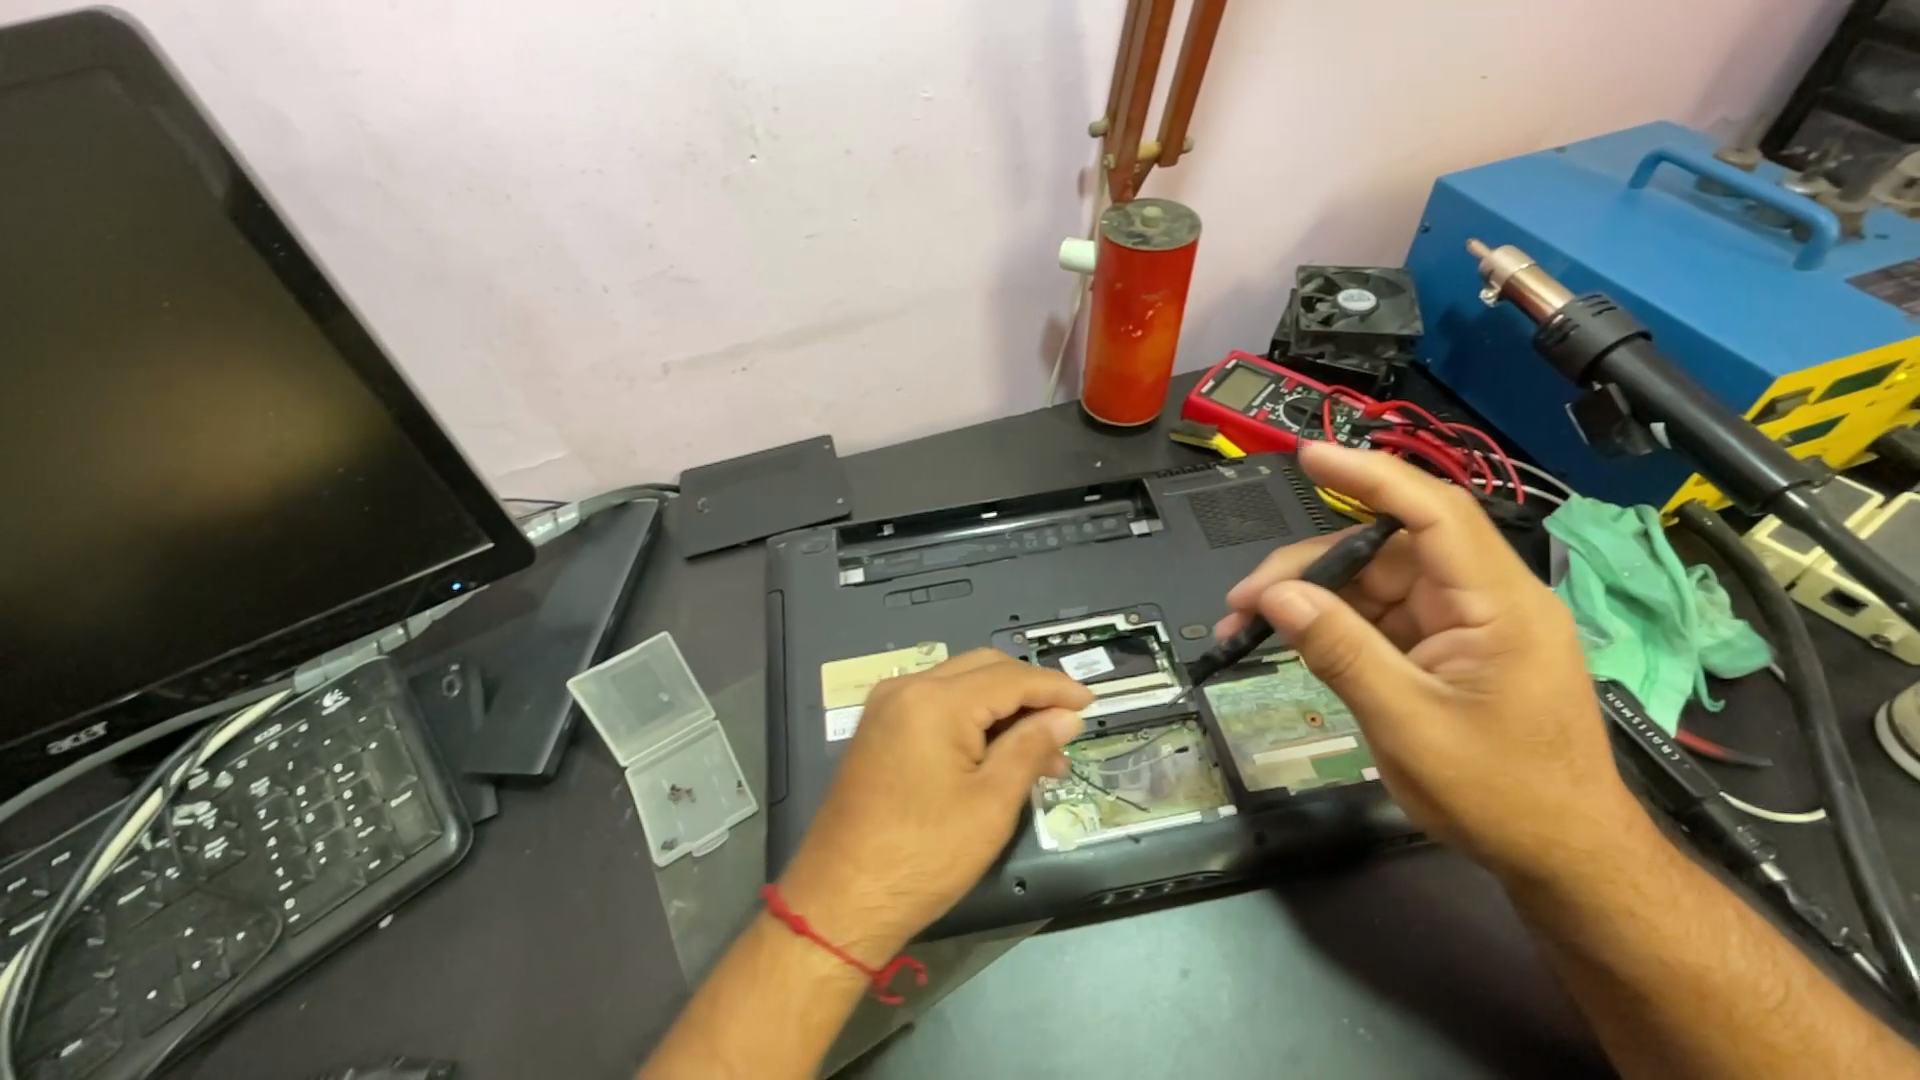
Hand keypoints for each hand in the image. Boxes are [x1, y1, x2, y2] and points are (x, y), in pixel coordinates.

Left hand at [777, 649, 1092, 960]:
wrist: (841, 900)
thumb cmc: (924, 855)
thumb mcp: (991, 803)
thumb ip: (1030, 747)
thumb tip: (1065, 716)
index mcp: (934, 700)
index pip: (1009, 678)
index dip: (1055, 688)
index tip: (1091, 703)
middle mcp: (905, 689)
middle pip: (983, 670)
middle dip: (1029, 694)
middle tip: (1067, 729)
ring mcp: (886, 708)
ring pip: (960, 687)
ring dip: (1002, 710)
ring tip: (1042, 756)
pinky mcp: (878, 731)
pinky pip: (935, 707)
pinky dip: (971, 721)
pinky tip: (998, 754)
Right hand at [1218, 442, 1640, 879]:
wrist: (1564, 856)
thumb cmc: (1504, 796)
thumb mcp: (1408, 724)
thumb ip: (1341, 653)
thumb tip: (1278, 598)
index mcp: (1497, 605)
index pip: (1432, 513)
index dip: (1370, 477)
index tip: (1311, 457)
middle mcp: (1483, 600)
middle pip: (1384, 551)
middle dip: (1309, 568)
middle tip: (1245, 603)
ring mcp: (1464, 625)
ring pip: (1374, 584)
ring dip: (1311, 600)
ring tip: (1251, 628)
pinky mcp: (1447, 649)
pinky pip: (1380, 619)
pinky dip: (1332, 627)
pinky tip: (1293, 643)